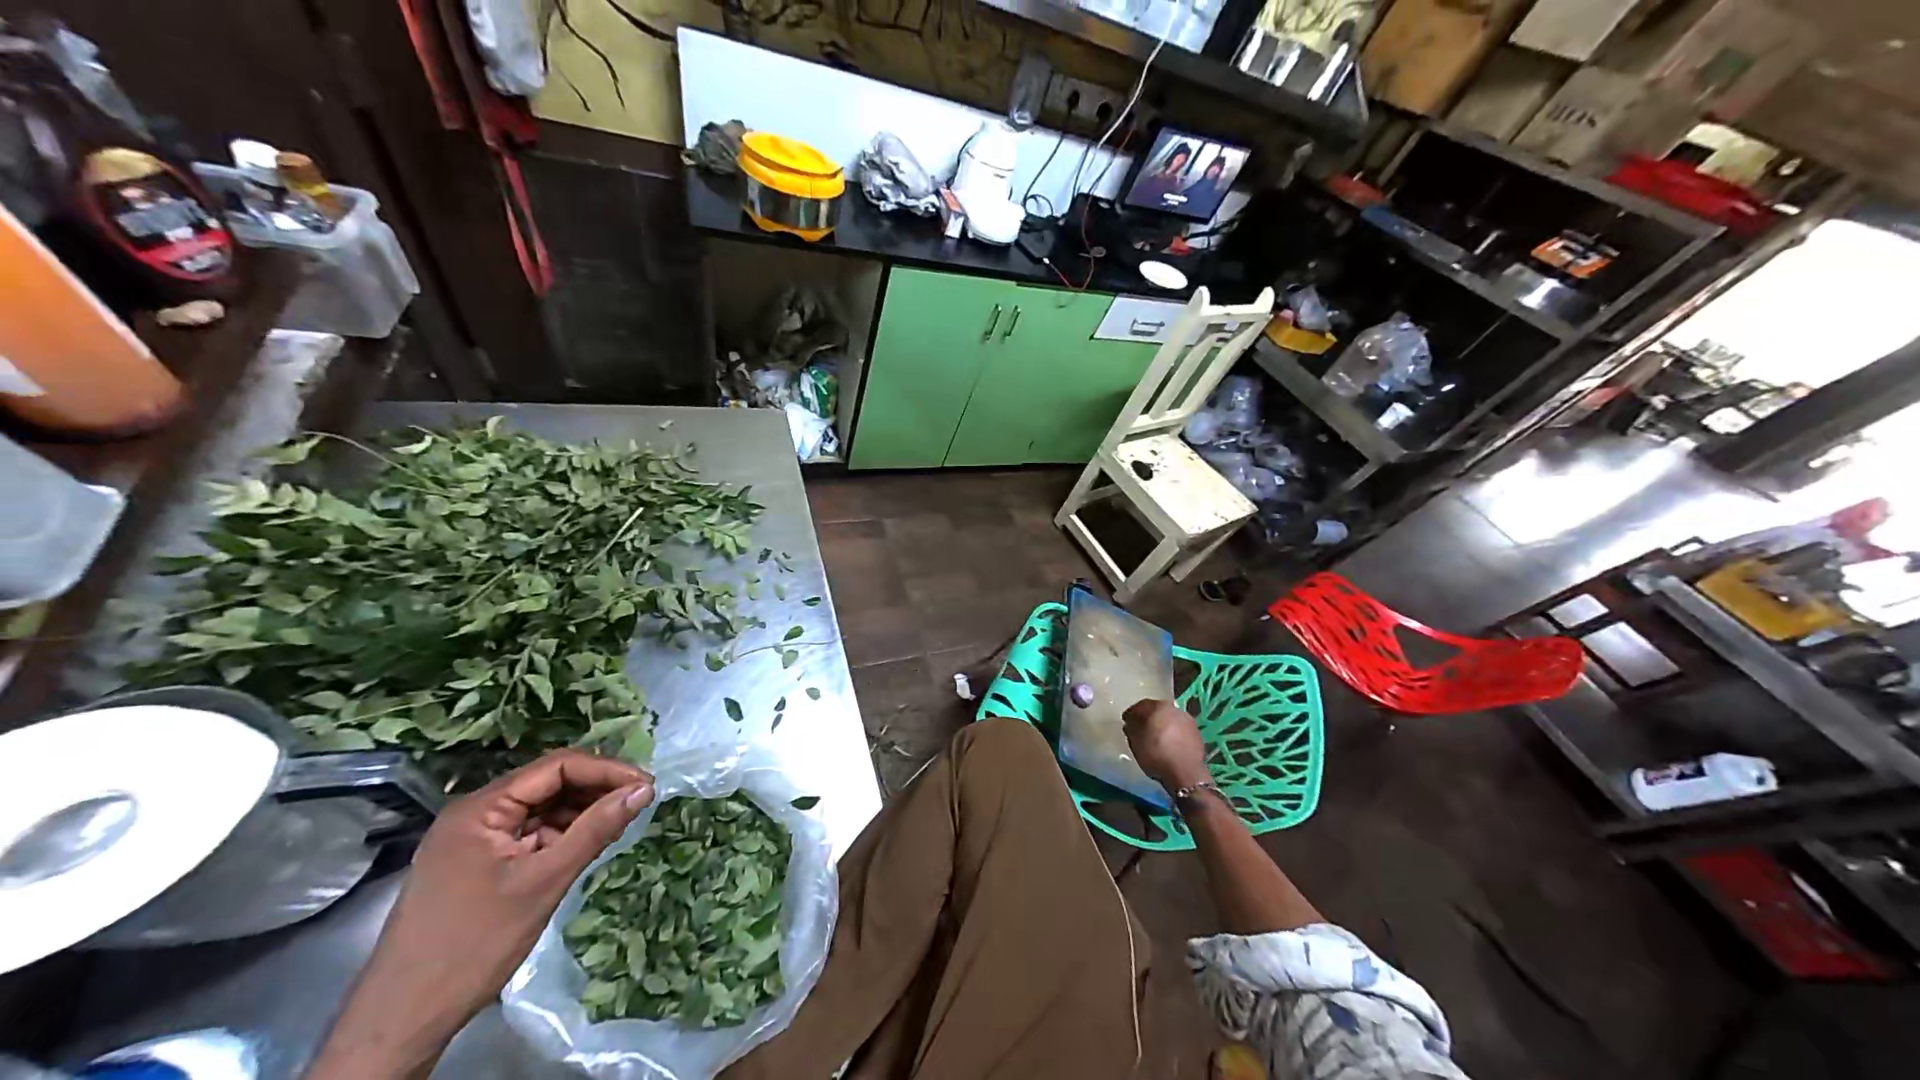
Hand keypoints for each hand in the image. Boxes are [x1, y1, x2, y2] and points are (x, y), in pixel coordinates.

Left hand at [308, 750, 653, 1078]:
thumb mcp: (544, 882)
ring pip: (541, 809)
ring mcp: (474, 839)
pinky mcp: (478, 862)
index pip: (557, 767)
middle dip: (596, 789)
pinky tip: (587, 845)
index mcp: (481, 808)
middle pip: (548, 783)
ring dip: (581, 813)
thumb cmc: (473, 945)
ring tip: (620, 824)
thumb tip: (644, 790)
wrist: (402, 1019)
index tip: (647, 786)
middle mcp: (475, 813)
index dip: (606, 770)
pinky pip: (529, 834)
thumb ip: (595, 830)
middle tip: (640, 803)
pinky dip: (562, 836)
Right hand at [1123, 698, 1210, 791]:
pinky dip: (1173, 735)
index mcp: (1159, 706)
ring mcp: (1188, 721)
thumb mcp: (1135, 742)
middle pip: (1157, 711)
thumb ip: (1131, 727)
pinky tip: (1168, 746)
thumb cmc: (1156, 754)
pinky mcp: (1197, 734)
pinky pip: (1179, 731)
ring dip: (1162, 727)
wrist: (1185, 773)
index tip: (1126, 722)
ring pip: (1170, 720)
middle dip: (1148, 719)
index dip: (1131, 714)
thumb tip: (1131, 722)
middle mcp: (1175, 709)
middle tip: (1140, 730)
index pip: (1140, 705)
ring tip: (1155, 739)